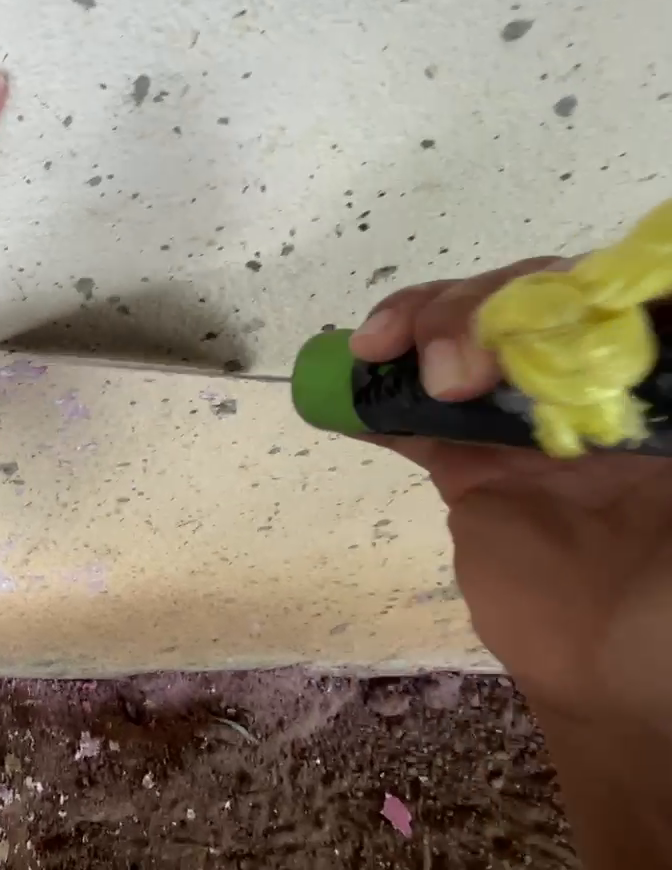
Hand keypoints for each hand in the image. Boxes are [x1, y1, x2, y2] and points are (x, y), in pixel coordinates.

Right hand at [352, 263, 671, 722]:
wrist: (618, 686)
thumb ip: (662, 410)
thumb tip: (638, 329)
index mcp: (670, 389)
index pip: (627, 294)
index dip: (568, 286)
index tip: (528, 323)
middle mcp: (604, 391)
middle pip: (534, 302)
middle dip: (478, 310)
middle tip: (451, 369)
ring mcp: (527, 425)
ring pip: (461, 338)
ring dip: (414, 329)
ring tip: (376, 353)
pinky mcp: (465, 463)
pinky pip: (404, 413)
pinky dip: (362, 396)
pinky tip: (335, 391)